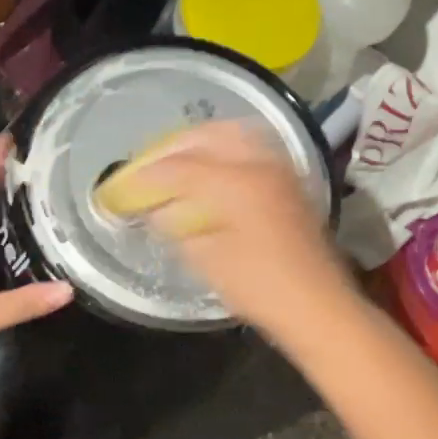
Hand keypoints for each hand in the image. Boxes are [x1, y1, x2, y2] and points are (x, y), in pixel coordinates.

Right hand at [102, 121, 348, 327]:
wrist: (316, 304)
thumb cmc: (258, 287)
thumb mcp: (207, 261)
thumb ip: (178, 229)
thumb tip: (158, 212)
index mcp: (235, 182)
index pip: (179, 167)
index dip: (146, 176)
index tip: (121, 186)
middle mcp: (259, 164)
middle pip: (208, 136)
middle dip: (172, 148)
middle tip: (147, 165)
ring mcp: (279, 169)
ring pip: (234, 134)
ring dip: (201, 143)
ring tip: (176, 161)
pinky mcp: (289, 182)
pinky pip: (251, 148)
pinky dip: (224, 151)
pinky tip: (211, 171)